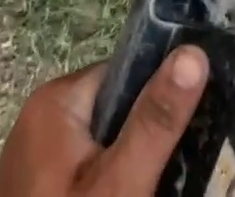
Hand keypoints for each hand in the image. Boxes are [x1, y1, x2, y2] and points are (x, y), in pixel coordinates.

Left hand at [0, 45, 208, 195]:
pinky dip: (111, 182)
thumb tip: (194, 52)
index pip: (128, 72)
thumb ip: (156, 120)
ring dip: (133, 163)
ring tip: (159, 186)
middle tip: (178, 165)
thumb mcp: (120, 183)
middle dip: (149, 136)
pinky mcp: (41, 183)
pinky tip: (130, 194)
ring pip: (107, 140)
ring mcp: (39, 152)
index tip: (196, 120)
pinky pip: (89, 167)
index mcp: (57, 99)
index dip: (162, 95)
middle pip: (118, 106)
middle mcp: (43, 114)